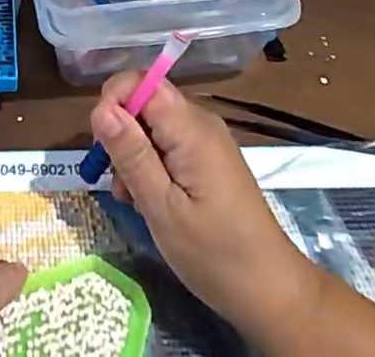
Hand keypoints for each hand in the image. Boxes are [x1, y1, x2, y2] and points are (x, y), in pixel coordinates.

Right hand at [92, 74, 374, 356]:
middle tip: (116, 179)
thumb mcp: (162, 208)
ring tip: (132, 198)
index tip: (102, 143)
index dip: (114, 100)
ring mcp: (206, 140)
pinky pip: (168, 144)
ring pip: (152, 125)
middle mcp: (200, 123)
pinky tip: (149, 201)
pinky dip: (150, 165)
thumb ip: (131, 154)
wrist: (274, 293)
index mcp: (192, 128)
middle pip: (145, 102)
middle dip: (120, 133)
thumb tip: (100, 109)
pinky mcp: (207, 159)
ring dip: (132, 154)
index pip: (142, 81)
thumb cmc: (215, 254)